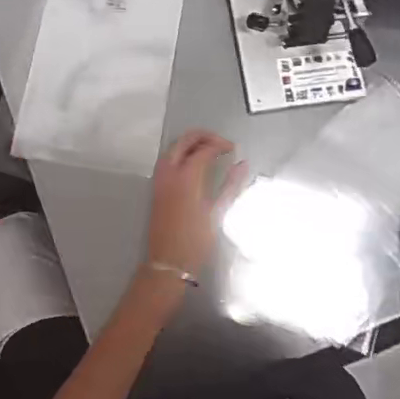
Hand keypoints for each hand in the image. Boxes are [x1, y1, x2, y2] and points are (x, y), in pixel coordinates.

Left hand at [146, 130, 248, 274]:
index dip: (220, 145)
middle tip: (221, 144)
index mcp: (186, 178)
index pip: (204, 150)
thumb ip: (231, 186)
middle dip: (203, 136)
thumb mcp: (218, 213)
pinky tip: (194, 164)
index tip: (233, 149)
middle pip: (184, 141)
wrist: (168, 262)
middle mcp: (170, 174)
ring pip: (172, 149)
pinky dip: (180, 154)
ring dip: (190, 144)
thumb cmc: (196, 241)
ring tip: (210, 151)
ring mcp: (160, 180)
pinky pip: (166, 160)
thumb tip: (242, 164)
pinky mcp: (156, 188)